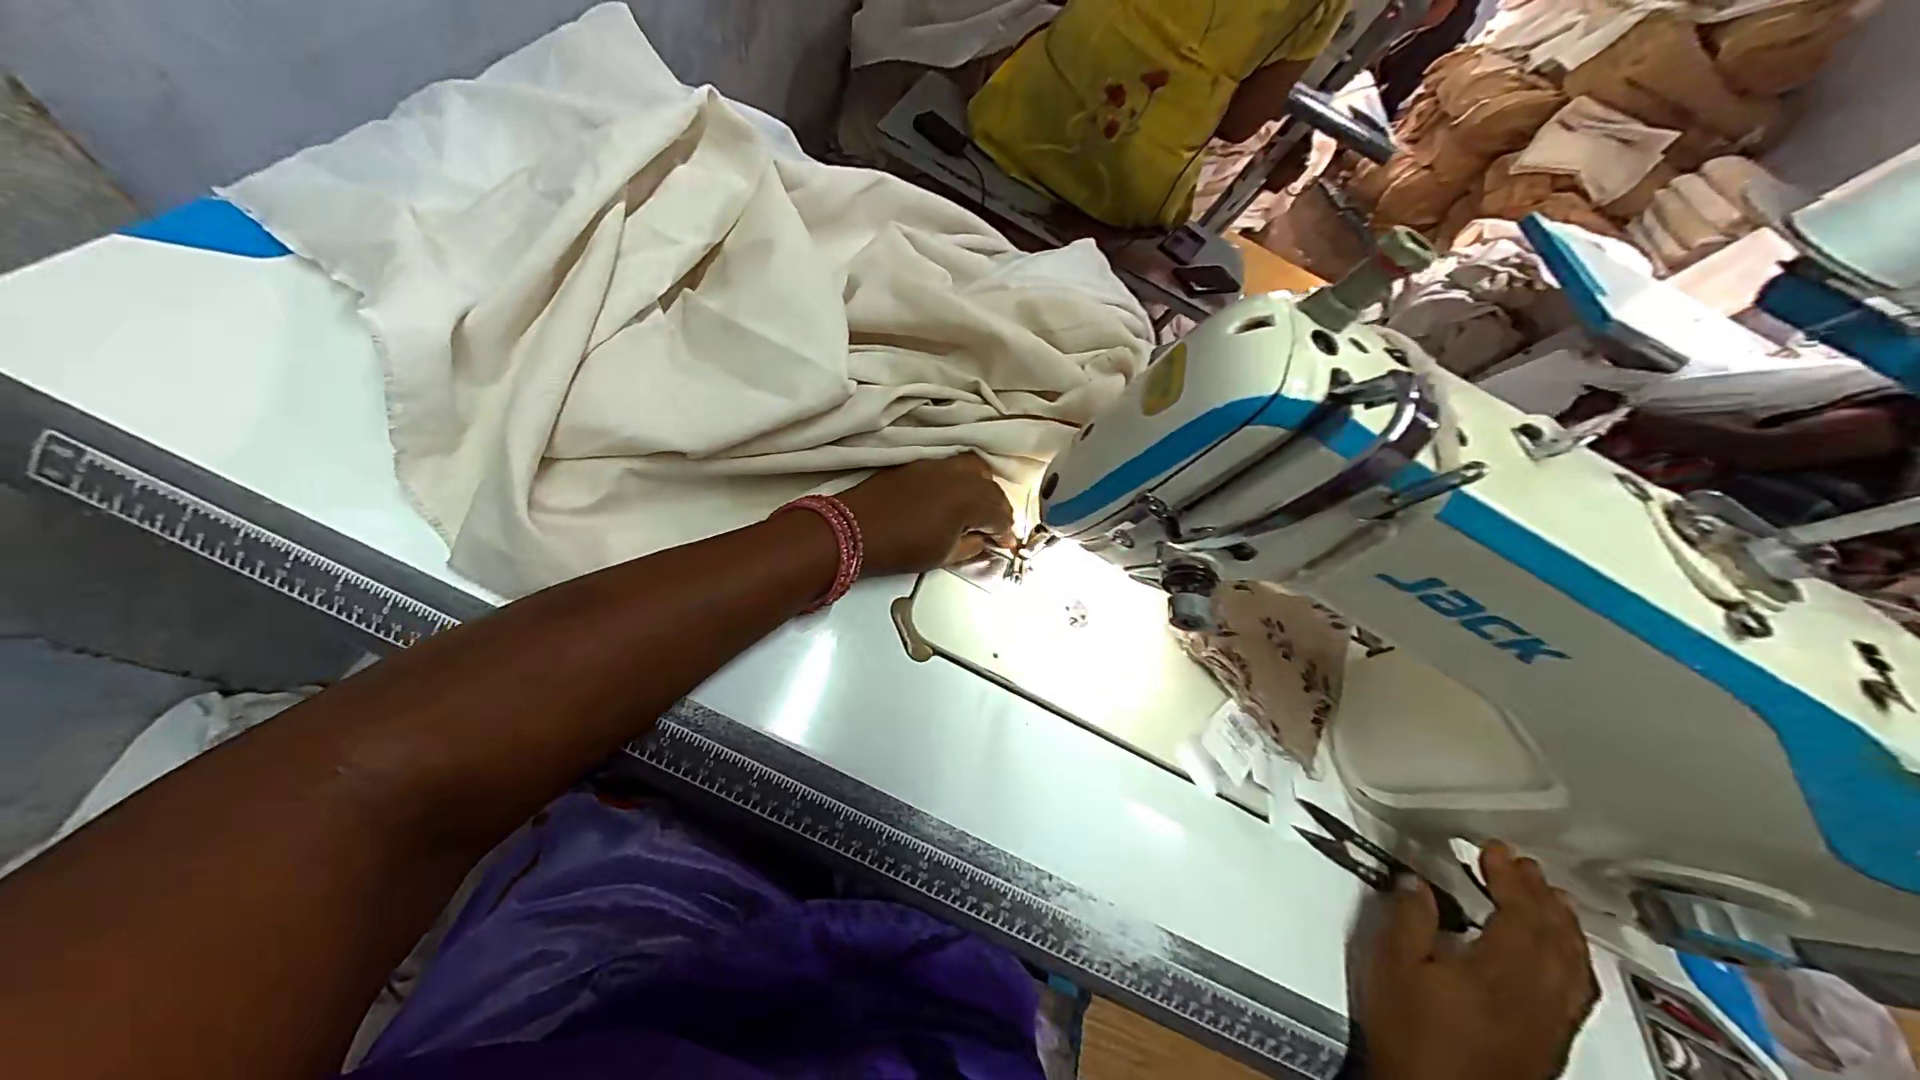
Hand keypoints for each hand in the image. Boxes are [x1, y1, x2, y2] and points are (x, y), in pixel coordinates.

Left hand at [838, 454, 1016, 577]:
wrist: (854, 530)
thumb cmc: (899, 547)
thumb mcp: (944, 555)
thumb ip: (972, 545)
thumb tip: (985, 541)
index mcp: (970, 500)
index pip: (1001, 515)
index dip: (1007, 533)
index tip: (1007, 544)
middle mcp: (959, 475)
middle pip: (994, 489)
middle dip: (999, 511)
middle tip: (996, 530)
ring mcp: (939, 465)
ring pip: (977, 470)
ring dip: (984, 488)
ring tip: (979, 508)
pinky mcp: (921, 463)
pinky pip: (954, 466)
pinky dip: (964, 479)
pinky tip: (957, 496)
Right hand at [1356, 842, 1599, 1079]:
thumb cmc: (1410, 1033)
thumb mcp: (1391, 966)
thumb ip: (1406, 919)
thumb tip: (1415, 881)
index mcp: (1499, 971)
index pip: (1519, 913)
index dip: (1510, 877)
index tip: (1495, 849)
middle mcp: (1537, 995)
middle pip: (1555, 937)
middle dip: (1539, 895)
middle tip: (1522, 864)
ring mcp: (1550, 1023)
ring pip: (1574, 965)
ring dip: (1564, 925)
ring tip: (1551, 899)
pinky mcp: (1551, 1043)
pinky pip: (1578, 991)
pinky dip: (1574, 959)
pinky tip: (1561, 954)